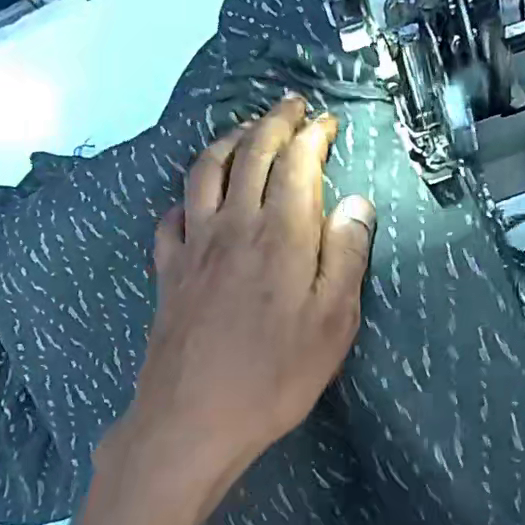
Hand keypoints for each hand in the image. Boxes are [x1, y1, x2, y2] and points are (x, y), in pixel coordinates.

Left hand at [107, 94, 375, 516]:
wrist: (193, 419)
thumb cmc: (276, 375)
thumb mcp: (333, 322)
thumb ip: (346, 257)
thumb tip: (357, 205)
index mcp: (280, 235)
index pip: (295, 165)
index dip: (311, 136)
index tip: (326, 121)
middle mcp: (233, 226)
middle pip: (248, 155)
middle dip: (272, 123)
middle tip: (291, 106)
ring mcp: (193, 247)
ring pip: (205, 173)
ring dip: (227, 142)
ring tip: (245, 131)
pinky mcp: (168, 272)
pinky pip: (173, 215)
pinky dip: (188, 194)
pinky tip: (195, 199)